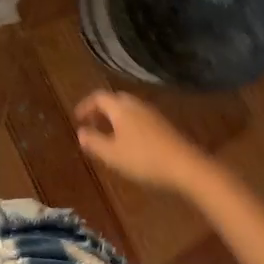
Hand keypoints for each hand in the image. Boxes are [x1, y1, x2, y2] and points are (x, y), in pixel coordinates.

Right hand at [73, 90, 210, 192]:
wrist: (185, 166)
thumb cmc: (143, 159)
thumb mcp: (113, 154)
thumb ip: (94, 142)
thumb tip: (81, 132)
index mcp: (120, 107)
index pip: (98, 97)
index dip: (86, 106)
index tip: (78, 118)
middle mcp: (135, 104)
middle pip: (114, 100)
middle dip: (101, 110)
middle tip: (92, 124)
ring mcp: (151, 113)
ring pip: (128, 109)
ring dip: (115, 118)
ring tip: (109, 134)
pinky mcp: (163, 125)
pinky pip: (139, 118)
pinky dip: (128, 124)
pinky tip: (130, 142)